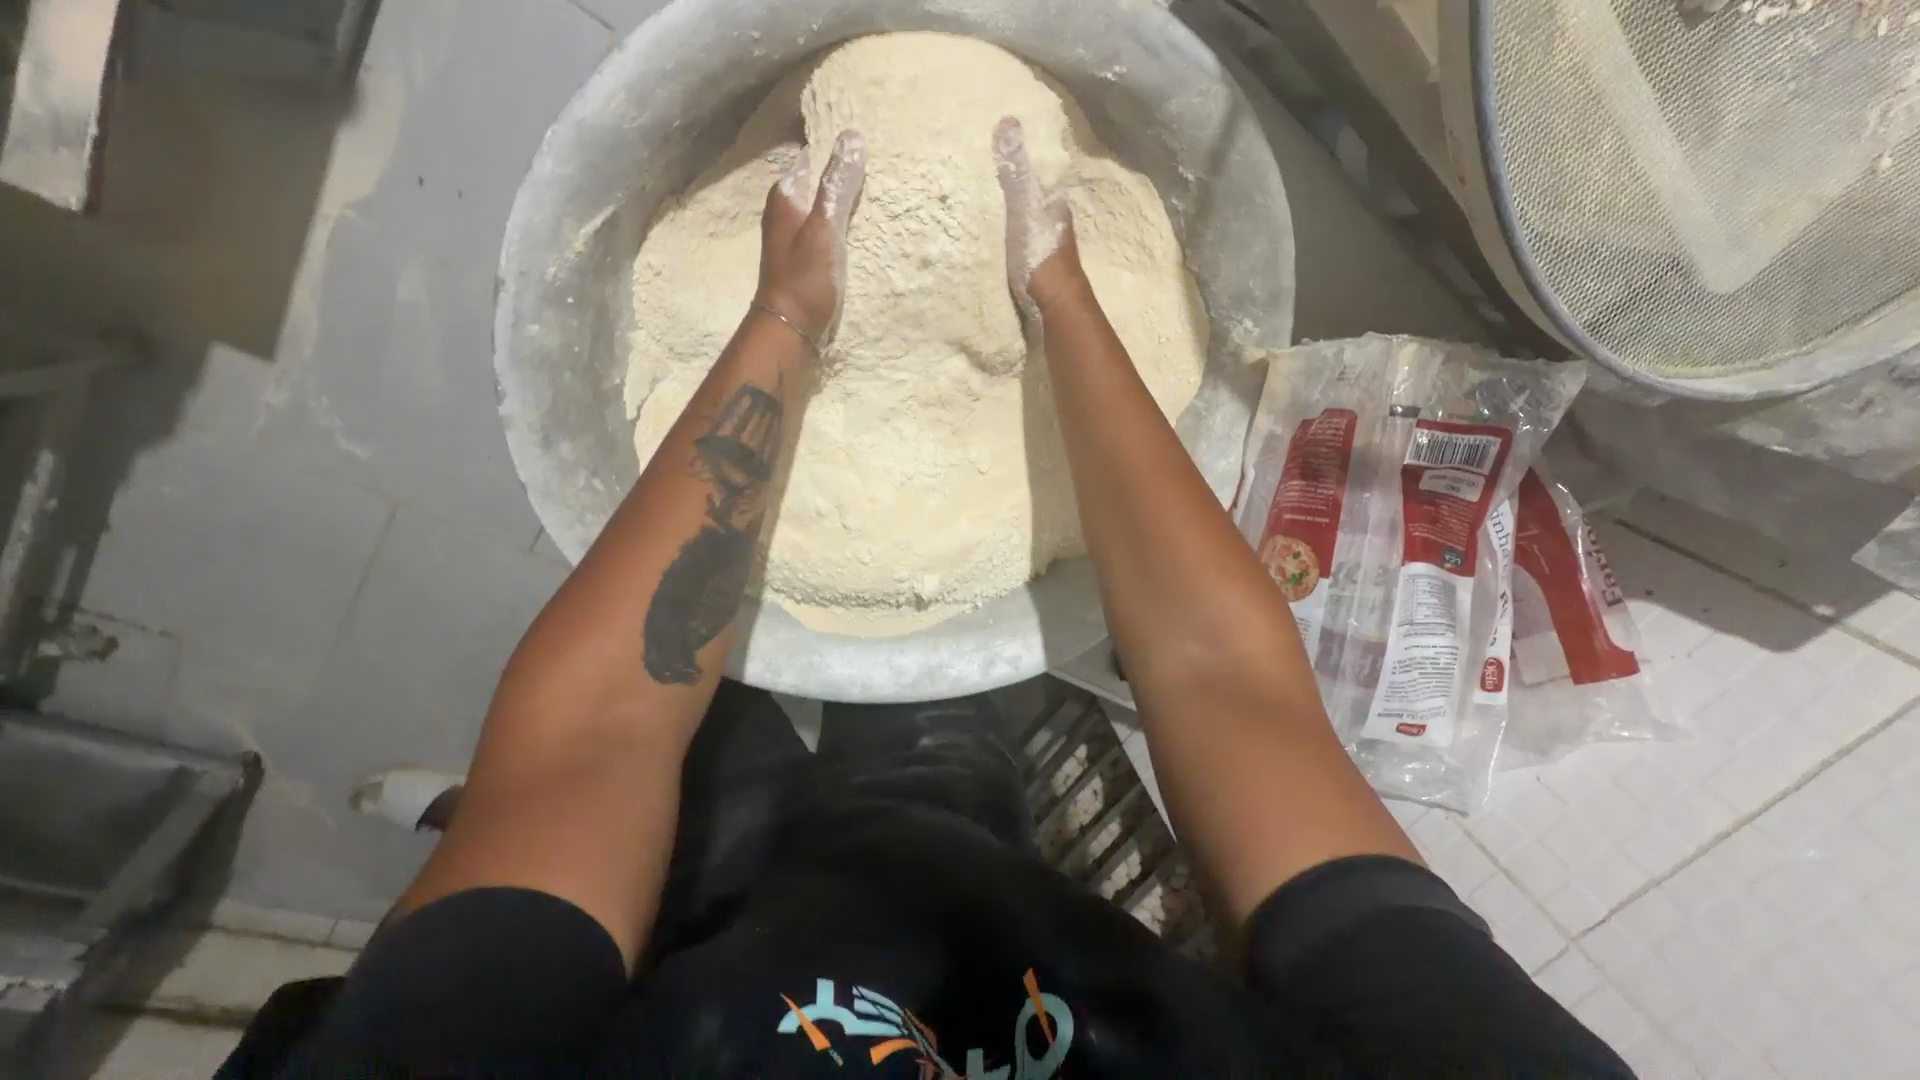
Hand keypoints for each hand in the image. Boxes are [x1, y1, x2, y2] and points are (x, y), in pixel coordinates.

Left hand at [756, 129, 867, 348]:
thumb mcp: (825, 227)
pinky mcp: (804, 256)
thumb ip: (837, 185)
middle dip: (842, 176)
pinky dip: (841, 224)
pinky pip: (826, 229)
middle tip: (878, 167)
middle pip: (818, 182)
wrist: (790, 329)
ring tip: (875, 193)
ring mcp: (793, 235)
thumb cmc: (805, 279)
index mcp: (785, 196)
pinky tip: (859, 227)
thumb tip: (852, 136)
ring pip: (822, 206)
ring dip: (843, 202)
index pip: (813, 158)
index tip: (867, 146)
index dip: (837, 151)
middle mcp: (784, 211)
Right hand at [992, 116, 1082, 323]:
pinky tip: (980, 251)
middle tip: (973, 188)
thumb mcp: (1024, 208)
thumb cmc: (1040, 255)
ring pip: (1018, 234)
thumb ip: (1015, 171)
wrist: (1051, 309)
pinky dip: (997, 253)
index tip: (992, 158)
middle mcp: (1050, 229)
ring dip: (1000, 229)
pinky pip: (1009, 258)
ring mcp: (1040, 257)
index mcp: (1053, 208)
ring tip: (970, 218)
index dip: (1017, 168)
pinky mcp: (1030, 280)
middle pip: (1027, 208)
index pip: (1035, 180)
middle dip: (1006, 200)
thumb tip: (1008, 120)